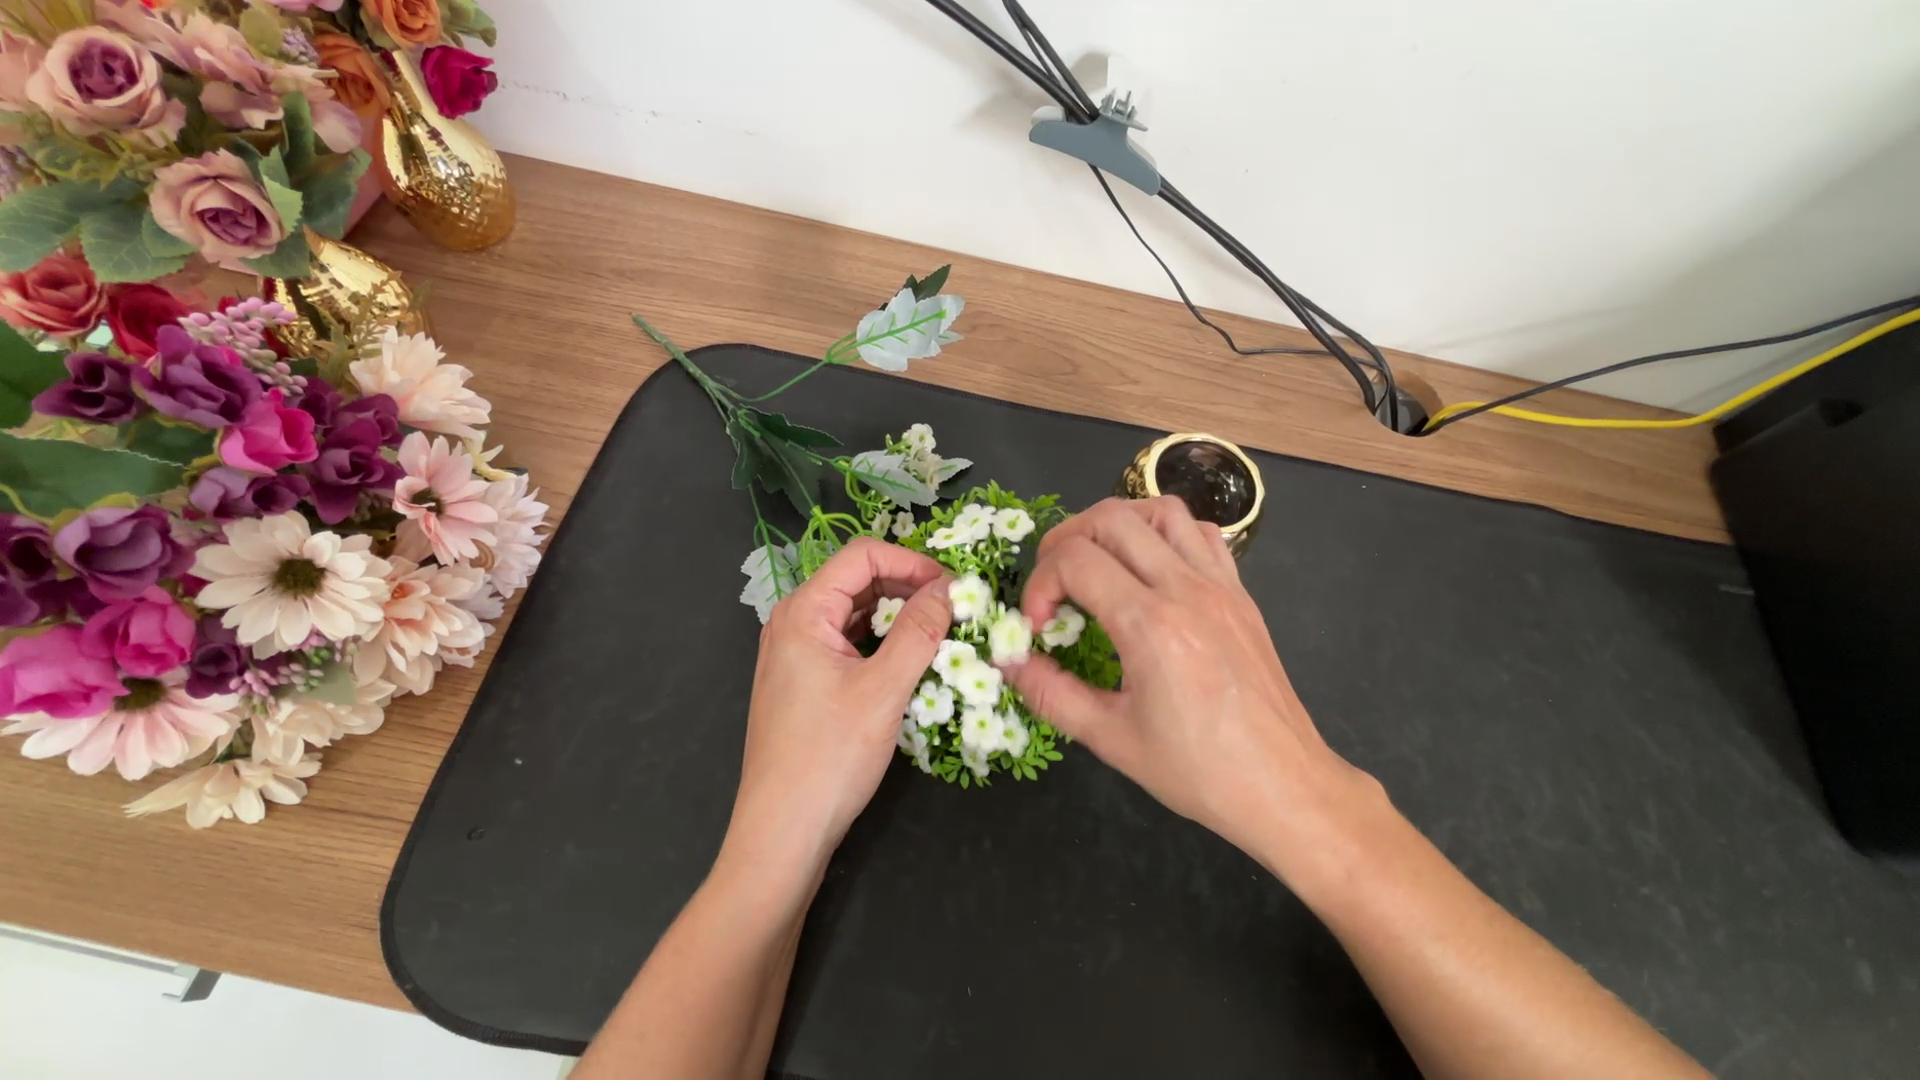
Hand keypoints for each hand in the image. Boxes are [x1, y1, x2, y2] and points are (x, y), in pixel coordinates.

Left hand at [725, 537, 951, 876]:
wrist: (783, 830)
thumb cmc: (829, 756)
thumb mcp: (883, 690)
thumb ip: (919, 632)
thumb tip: (951, 588)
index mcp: (803, 612)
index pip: (862, 555)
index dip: (912, 561)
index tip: (954, 586)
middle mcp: (794, 622)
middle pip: (858, 580)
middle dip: (909, 586)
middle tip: (955, 610)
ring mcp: (796, 653)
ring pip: (855, 613)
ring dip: (898, 615)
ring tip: (941, 633)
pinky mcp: (805, 681)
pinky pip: (849, 642)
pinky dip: (882, 642)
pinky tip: (912, 659)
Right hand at [1008, 497, 1387, 892]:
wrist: (1285, 786)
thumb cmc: (1197, 771)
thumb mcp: (1111, 739)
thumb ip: (1050, 694)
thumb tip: (1009, 662)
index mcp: (1151, 625)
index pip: (1075, 561)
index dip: (1039, 585)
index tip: (1037, 627)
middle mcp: (1187, 590)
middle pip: (1111, 518)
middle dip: (1065, 541)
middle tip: (1052, 585)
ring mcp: (1220, 586)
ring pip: (1160, 511)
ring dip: (1115, 525)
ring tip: (1096, 563)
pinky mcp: (1241, 594)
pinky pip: (1201, 534)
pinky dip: (1165, 534)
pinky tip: (1150, 570)